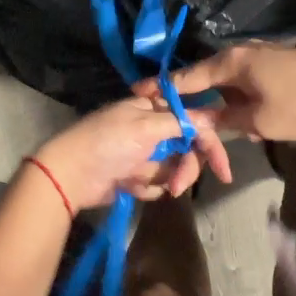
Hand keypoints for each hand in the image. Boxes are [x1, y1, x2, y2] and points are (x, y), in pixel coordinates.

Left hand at [33, 96, 231, 209]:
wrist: (71, 174)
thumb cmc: (107, 143)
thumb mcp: (145, 127)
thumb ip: (180, 122)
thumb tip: (211, 118)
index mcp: (152, 108)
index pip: (193, 120)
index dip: (210, 143)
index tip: (224, 170)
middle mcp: (151, 127)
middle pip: (187, 149)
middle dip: (183, 169)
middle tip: (176, 186)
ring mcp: (143, 152)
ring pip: (172, 169)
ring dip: (158, 179)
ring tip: (136, 181)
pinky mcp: (135, 174)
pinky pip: (155, 183)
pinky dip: (144, 186)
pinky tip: (126, 185)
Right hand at [138, 41, 295, 141]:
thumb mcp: (259, 122)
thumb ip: (224, 121)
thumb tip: (199, 122)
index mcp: (231, 62)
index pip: (188, 76)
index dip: (164, 87)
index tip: (138, 93)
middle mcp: (242, 52)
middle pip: (207, 76)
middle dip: (194, 99)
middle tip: (177, 116)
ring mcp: (260, 55)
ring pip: (228, 81)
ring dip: (222, 102)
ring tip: (220, 123)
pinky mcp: (276, 63)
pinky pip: (245, 80)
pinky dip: (240, 97)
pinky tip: (248, 116)